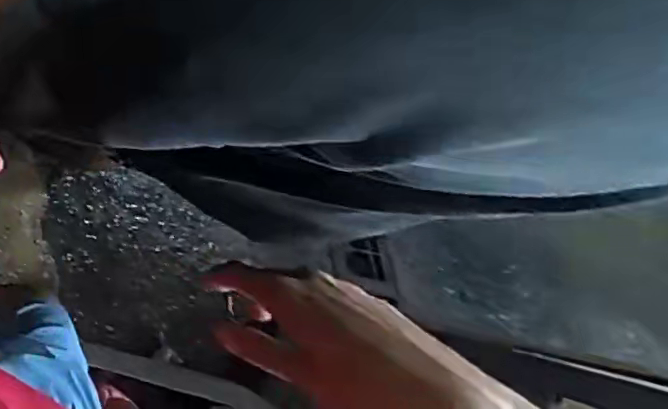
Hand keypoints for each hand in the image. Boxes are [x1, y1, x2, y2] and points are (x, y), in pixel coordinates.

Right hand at [204, 265, 533, 408]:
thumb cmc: (378, 395)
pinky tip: (330, 340)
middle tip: (246, 317)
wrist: (461, 406)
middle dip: (254, 294)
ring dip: (288, 303)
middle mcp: (316, 282)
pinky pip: (333, 298)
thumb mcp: (306, 378)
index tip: (207, 285)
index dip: (217, 278)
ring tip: (288, 332)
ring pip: (303, 287)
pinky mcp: (380, 306)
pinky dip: (318, 311)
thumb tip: (224, 331)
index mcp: (290, 292)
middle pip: (271, 277)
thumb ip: (258, 349)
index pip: (238, 272)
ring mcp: (351, 291)